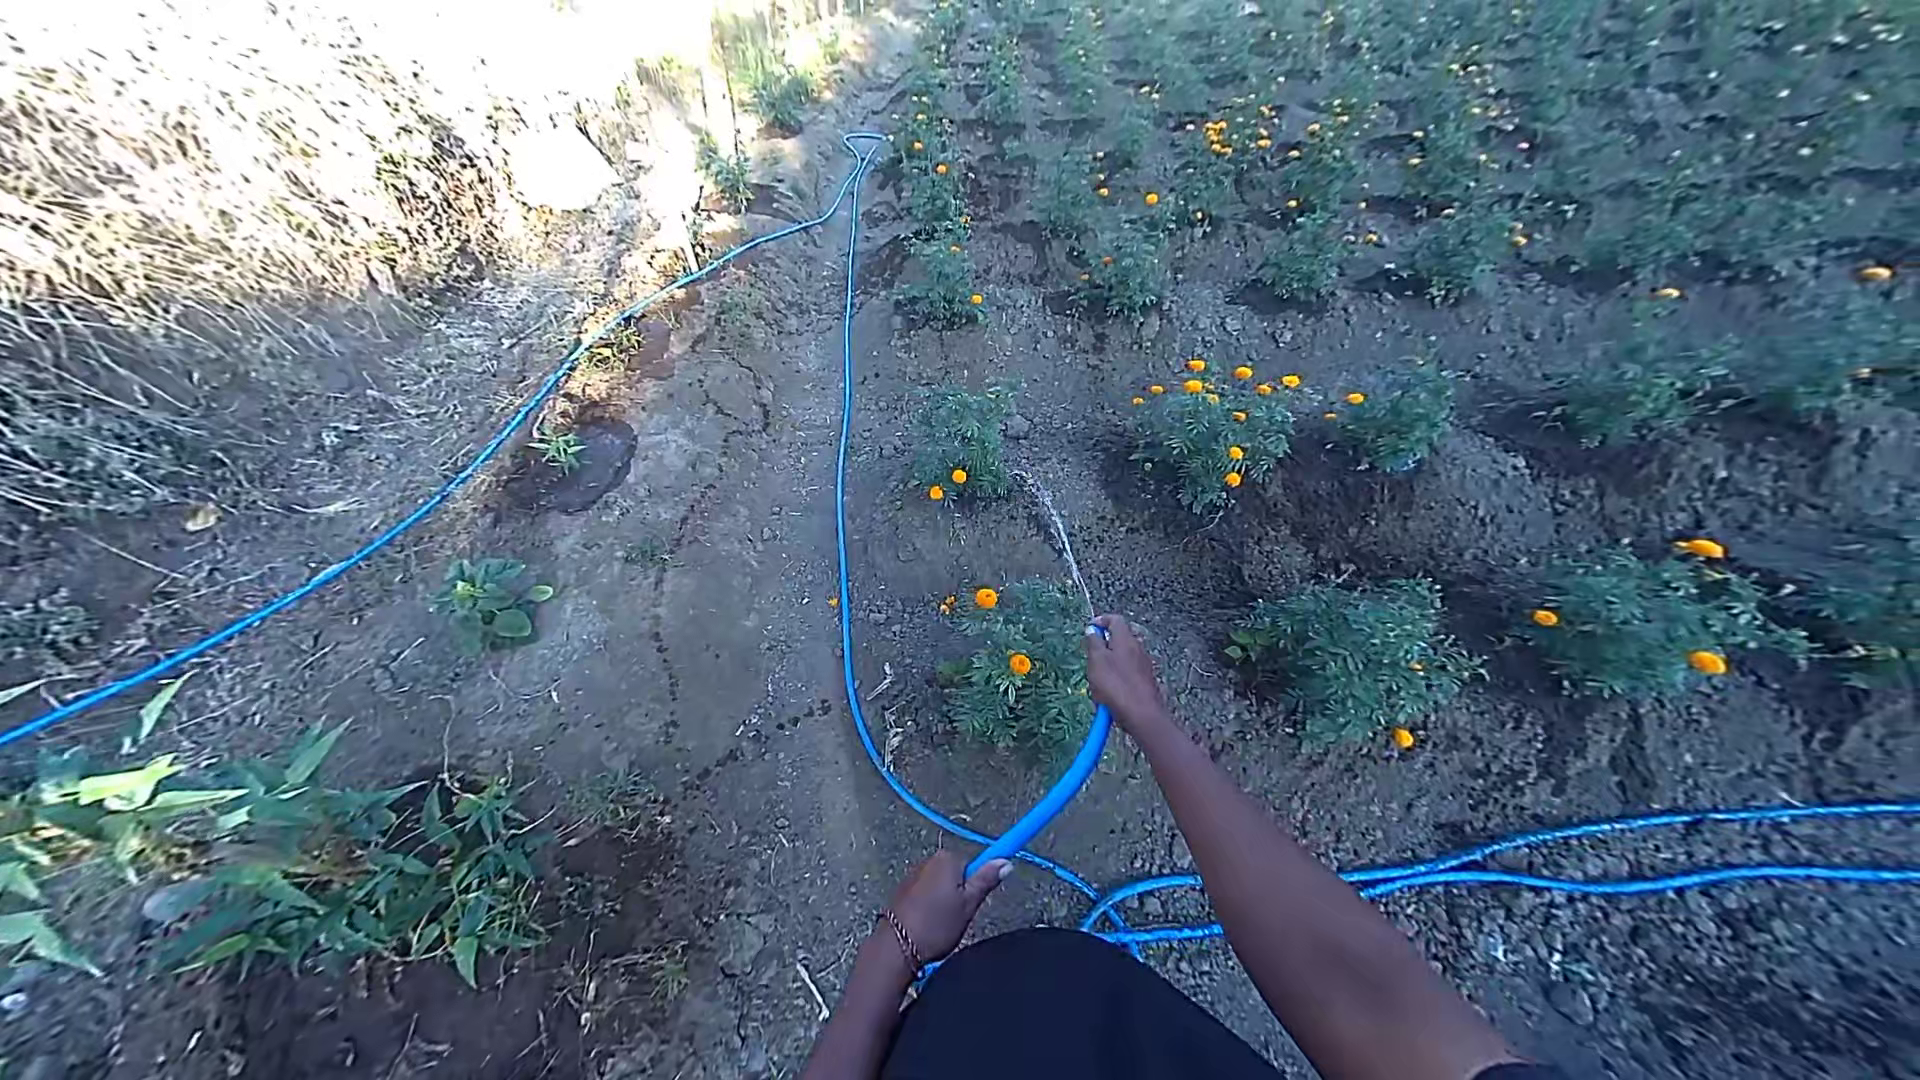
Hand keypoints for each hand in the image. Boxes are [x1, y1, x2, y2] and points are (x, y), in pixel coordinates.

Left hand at [880, 850, 1010, 964]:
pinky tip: (928, 924)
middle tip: (959, 917)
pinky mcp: (904, 889)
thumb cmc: (935, 925)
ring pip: (942, 885)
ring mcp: (915, 873)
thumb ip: (986, 880)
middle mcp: (930, 859)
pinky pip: (926, 892)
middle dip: (961, 894)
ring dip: (945, 901)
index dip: (977, 885)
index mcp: (948, 858)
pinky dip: (930, 905)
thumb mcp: (968, 905)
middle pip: (957, 874)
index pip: (974, 863)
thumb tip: (1005, 862)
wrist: (896, 946)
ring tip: (941, 924)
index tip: (973, 901)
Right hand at [1085, 614, 1170, 734]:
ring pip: (1120, 659)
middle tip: (1090, 661)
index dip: (1100, 621)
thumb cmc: (1116, 686)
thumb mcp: (1096, 661)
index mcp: (1126, 640)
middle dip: (1102, 648)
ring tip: (1097, 684)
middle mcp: (1138, 649)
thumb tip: (1092, 630)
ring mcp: (1143, 666)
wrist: (1142, 716)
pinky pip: (1126, 675)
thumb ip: (1093, 643)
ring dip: (1107, 667)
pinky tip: (1108, 697)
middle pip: (1117, 640)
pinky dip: (1115, 680)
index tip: (1088, 630)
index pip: (1115, 619)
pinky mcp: (1144, 682)